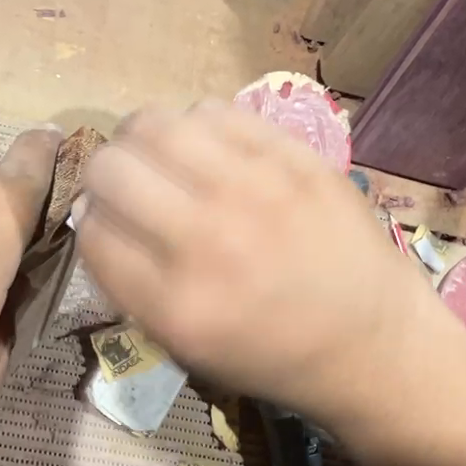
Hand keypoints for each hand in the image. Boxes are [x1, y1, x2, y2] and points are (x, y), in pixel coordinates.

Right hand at [74, 102, 446, 425]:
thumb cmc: (273, 355)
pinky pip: (214, 111)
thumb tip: (92, 211)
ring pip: (155, 125)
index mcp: (176, 304)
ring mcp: (255, 190)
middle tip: (127, 182)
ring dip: (143, 139)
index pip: (92, 230)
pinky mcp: (294, 157)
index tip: (108, 222)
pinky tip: (210, 150)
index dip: (92, 222)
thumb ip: (130, 283)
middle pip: (110, 169)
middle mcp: (207, 240)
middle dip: (105, 175)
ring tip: (162, 157)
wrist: (374, 343)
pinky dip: (197, 127)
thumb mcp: (186, 347)